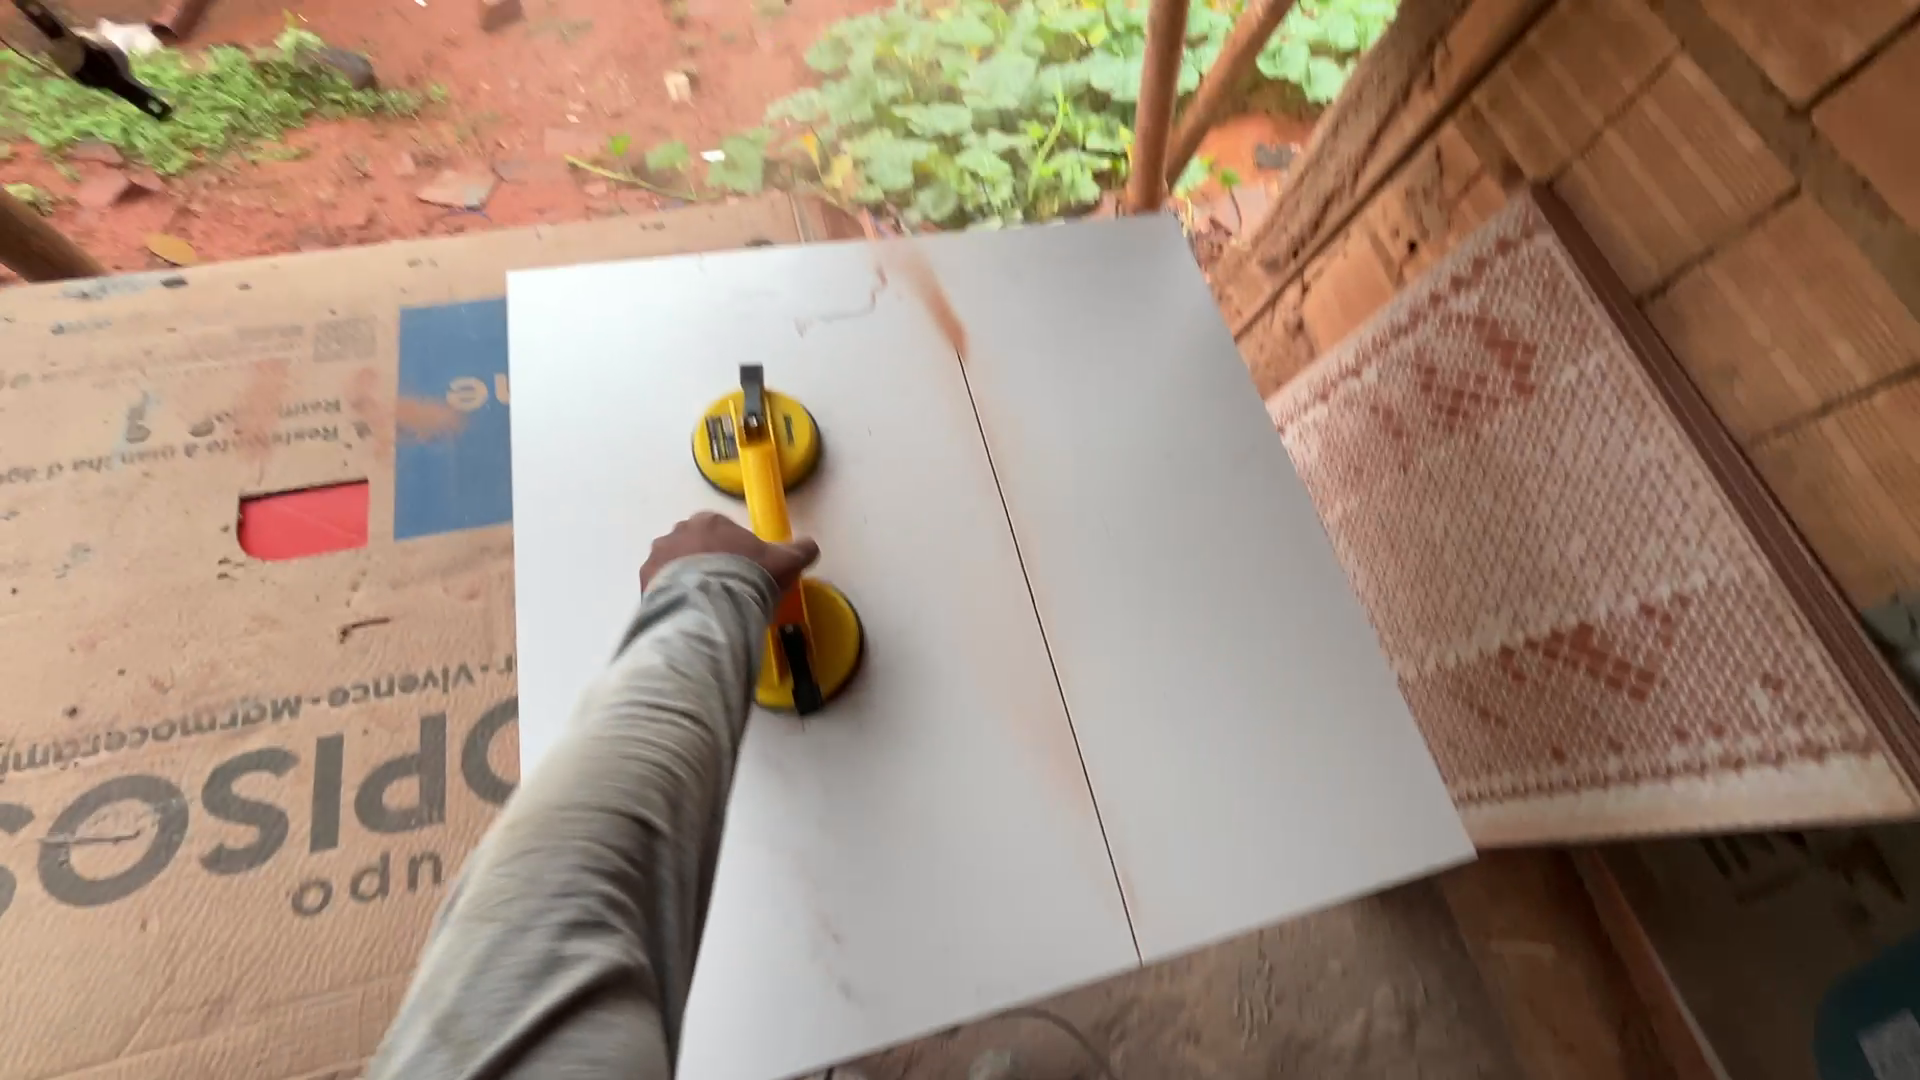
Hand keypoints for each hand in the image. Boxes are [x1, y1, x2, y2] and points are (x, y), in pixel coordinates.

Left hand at [640, 511, 819, 592]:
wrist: (710, 607)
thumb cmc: (748, 576)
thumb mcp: (785, 562)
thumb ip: (800, 550)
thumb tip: (809, 546)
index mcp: (711, 521)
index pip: (722, 530)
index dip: (735, 551)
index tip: (745, 571)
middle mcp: (679, 533)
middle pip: (695, 546)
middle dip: (707, 564)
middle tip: (726, 590)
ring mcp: (657, 558)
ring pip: (675, 568)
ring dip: (687, 581)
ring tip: (707, 607)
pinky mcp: (644, 585)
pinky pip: (661, 591)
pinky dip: (674, 600)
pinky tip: (691, 616)